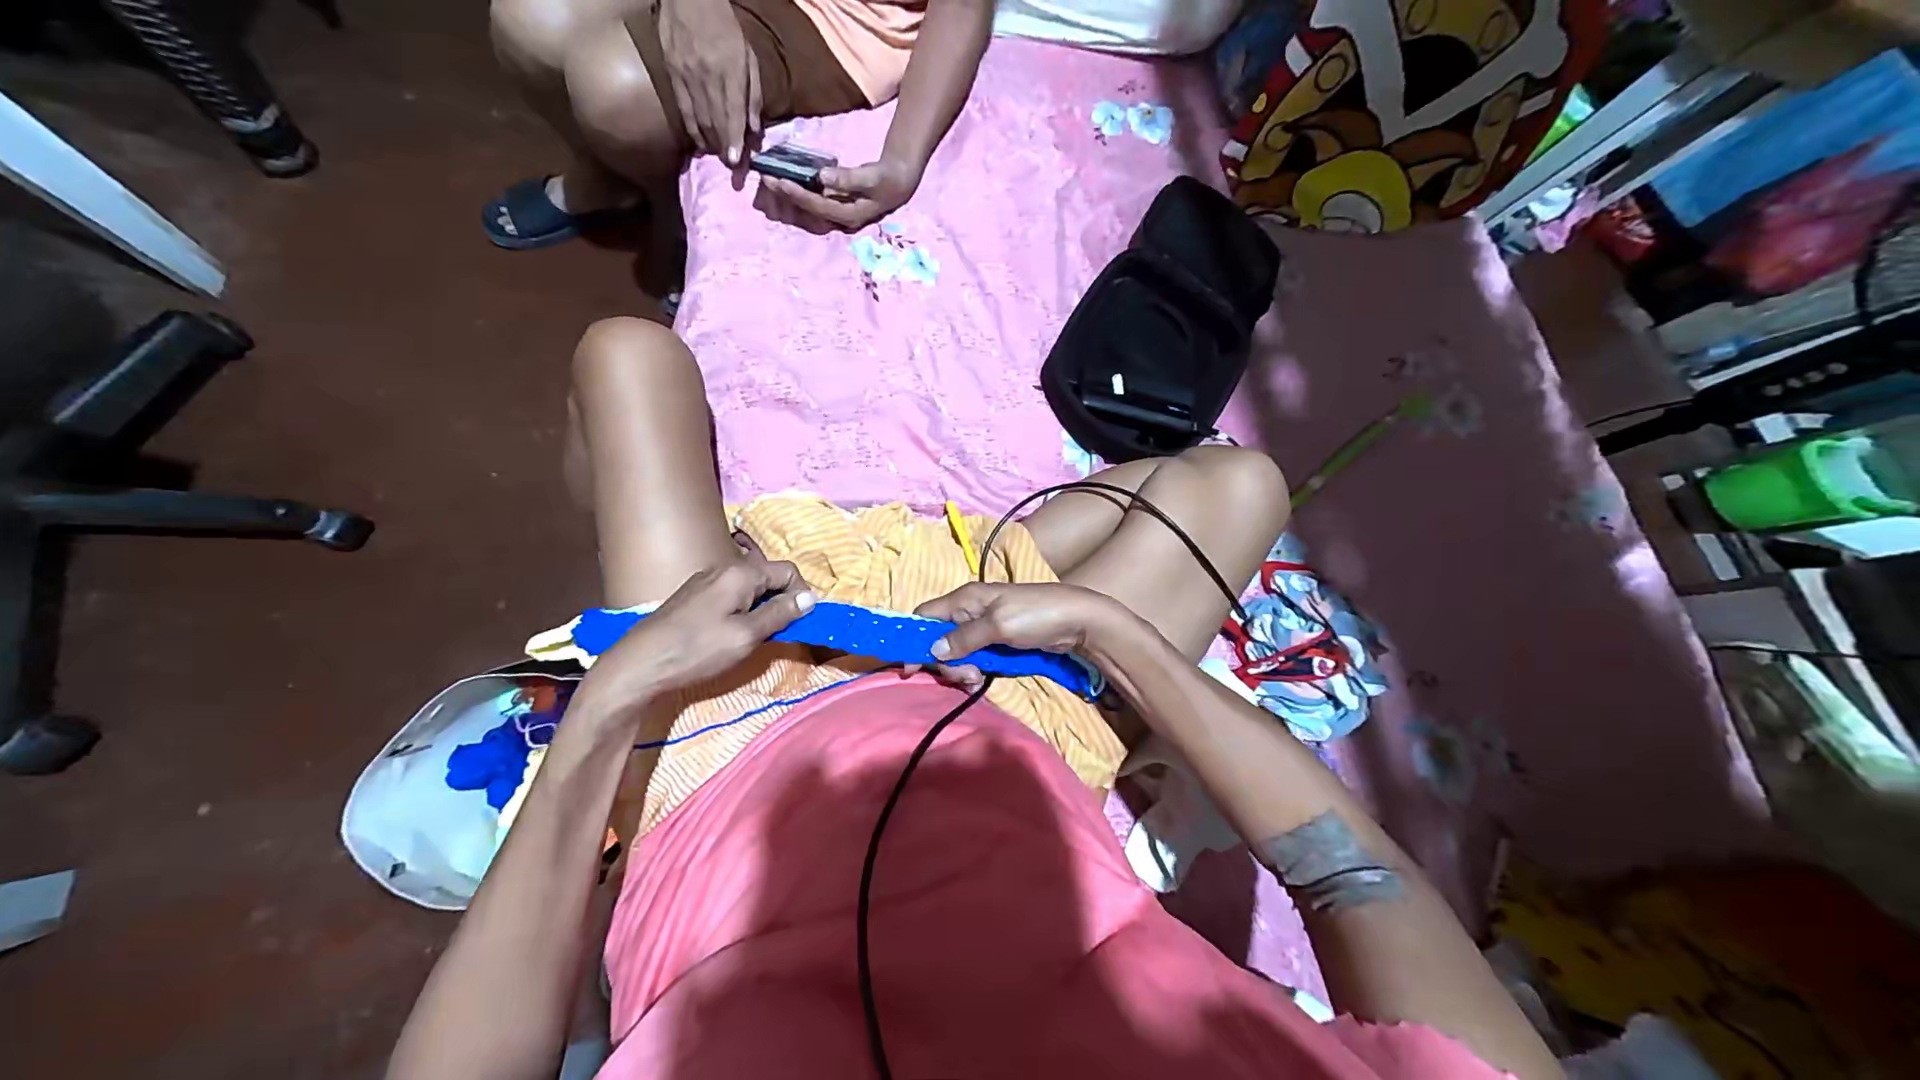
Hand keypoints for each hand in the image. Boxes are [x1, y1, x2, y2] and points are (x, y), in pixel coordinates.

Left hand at [572, 556, 814, 730]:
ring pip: (749, 587)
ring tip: (756, 636)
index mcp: (740, 572)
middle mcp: (723, 568)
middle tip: (779, 632)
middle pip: (768, 576)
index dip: (801, 595)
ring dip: (761, 608)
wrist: (638, 665)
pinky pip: (730, 595)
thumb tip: (810, 597)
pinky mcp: (692, 597)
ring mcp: (705, 581)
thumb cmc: (697, 650)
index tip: (800, 622)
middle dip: (781, 601)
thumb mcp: (746, 636)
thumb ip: (780, 614)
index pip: (788, 571)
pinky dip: (742, 611)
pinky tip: (731, 634)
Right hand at [658, 0, 760, 163]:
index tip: (736, 164)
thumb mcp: (749, 58)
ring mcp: (687, 77)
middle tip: (731, 167)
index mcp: (730, 73)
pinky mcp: (673, 75)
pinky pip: (684, 111)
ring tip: (718, 157)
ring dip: (710, 143)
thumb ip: (753, 96)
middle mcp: (707, 78)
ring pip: (700, 120)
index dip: (734, 142)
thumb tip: (754, 130)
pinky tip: (700, 143)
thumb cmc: (726, 28)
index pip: (732, 115)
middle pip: (716, 123)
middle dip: (724, 149)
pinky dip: (693, 131)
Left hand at [757, 157, 921, 232]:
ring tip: (768, 179)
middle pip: (806, 210)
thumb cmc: (886, 181)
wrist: (897, 184)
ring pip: (805, 208)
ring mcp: (834, 214)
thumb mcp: (872, 179)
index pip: (816, 206)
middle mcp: (838, 220)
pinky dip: (796, 192)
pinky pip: (810, 202)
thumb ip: (848, 179)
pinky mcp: (832, 206)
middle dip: (785, 196)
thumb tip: (822, 176)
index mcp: (847, 216)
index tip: (778, 181)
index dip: (796, 194)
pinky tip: (784, 180)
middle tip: (765, 178)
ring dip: (787, 196)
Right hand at [912, 582, 1133, 686]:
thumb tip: (933, 648)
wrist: (1078, 622)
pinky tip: (982, 681)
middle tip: (967, 676)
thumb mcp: (998, 625)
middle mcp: (968, 612)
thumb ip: (964, 638)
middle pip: (937, 639)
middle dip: (945, 662)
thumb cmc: (1036, 615)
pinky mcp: (996, 644)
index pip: (925, 615)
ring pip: (955, 653)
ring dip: (961, 670)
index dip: (914, 639)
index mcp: (965, 599)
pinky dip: (974, 672)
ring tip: (979, 679)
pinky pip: (974, 660)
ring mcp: (983, 629)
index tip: (913, 667)